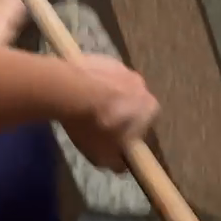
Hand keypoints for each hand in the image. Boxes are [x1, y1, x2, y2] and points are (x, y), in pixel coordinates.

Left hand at [62, 55, 158, 171]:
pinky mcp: (100, 56)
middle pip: (130, 102)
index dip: (127, 134)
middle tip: (96, 123)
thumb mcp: (105, 156)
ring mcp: (121, 67)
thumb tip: (121, 165)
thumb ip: (117, 163)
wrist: (71, 91)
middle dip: (116, 111)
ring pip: (114, 86)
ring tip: (82, 107)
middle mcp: (141, 85)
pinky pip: (98, 74)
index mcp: (149, 109)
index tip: (111, 139)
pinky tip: (75, 92)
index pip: (143, 126)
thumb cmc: (95, 127)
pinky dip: (91, 81)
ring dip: (103, 95)